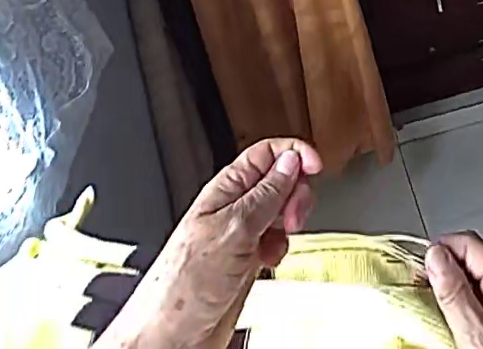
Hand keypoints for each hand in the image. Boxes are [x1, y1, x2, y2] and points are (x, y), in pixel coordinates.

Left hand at [97, 138, 322, 348]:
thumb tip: (291, 160)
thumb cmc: (180, 290)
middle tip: (295, 213)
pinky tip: (272, 258)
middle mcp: (235, 208)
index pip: (268, 152)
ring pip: (281, 208)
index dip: (294, 153)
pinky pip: (276, 239)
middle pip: (281, 179)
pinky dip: (282, 246)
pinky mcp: (246, 261)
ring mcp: (241, 234)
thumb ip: (266, 193)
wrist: (168, 344)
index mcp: (226, 190)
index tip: (314, 166)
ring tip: (283, 236)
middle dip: (296, 192)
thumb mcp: (234, 230)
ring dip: (291, 219)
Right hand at [427, 231, 482, 348]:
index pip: (471, 245)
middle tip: (415, 291)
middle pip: (472, 266)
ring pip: (474, 291)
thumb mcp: (479, 340)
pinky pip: (480, 314)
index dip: (441, 249)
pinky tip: (446, 332)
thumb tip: (437, 256)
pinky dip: (459, 317)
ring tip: (425, 311)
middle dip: (442, 273)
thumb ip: (457, 296)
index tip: (416, 268)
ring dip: (448, 296)